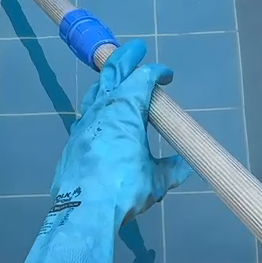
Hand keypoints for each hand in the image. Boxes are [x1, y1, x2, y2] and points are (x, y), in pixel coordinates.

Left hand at [13, 39, 192, 262]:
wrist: (83, 212)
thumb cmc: (124, 190)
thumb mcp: (156, 180)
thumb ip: (172, 168)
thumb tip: (188, 164)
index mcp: (125, 110)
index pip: (142, 79)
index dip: (156, 72)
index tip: (167, 75)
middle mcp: (102, 110)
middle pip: (112, 73)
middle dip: (125, 59)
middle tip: (135, 50)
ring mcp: (84, 124)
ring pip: (96, 92)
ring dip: (108, 81)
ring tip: (117, 77)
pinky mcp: (73, 141)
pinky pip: (88, 114)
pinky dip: (99, 106)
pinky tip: (104, 115)